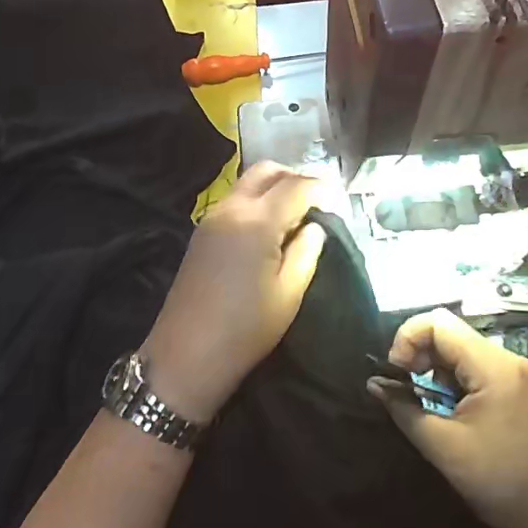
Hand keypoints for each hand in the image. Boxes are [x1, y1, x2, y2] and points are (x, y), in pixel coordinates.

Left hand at [141, 162, 328, 421]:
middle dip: (296, 178)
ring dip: (276, 188)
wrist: (186, 356)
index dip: (323, 189)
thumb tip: (315, 227)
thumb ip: (307, 251)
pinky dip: (258, 201)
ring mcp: (212, 219)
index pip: (297, 186)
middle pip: (267, 171)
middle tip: (319, 203)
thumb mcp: (290, 292)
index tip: (341, 203)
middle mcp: (231, 208)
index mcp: (257, 221)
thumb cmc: (245, 329)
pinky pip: (236, 200)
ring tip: (298, 216)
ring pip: (248, 183)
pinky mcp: (202, 234)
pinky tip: (271, 229)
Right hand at [368, 309, 527, 527]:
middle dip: (421, 356)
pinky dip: (457, 383)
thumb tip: (376, 384)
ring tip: (427, 407)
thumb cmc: (502, 483)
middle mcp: (509, 359)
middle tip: (407, 392)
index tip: (397, 374)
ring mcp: (519, 374)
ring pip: (465, 353)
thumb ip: (405, 410)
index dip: (408, 339)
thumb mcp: (445, 448)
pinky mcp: (522, 391)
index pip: (439, 322)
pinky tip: (450, 414)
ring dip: (437, 372)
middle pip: (452, 334)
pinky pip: (480, 371)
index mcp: (493, 365)